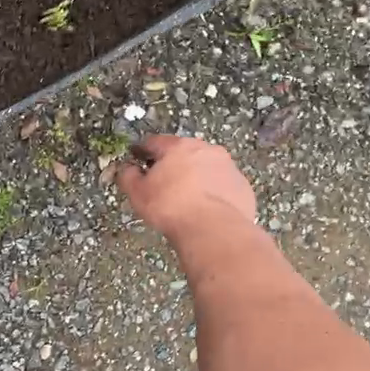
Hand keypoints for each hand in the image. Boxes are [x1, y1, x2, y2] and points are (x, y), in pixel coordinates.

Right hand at [115, 135, 256, 241]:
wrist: (213, 228)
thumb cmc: (169, 205)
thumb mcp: (136, 191)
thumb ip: (127, 175)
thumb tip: (128, 168)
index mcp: (178, 147)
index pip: (154, 142)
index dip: (141, 150)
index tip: (135, 159)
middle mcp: (206, 150)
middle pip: (183, 152)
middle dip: (171, 163)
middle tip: (160, 180)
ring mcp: (228, 166)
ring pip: (204, 166)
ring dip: (193, 175)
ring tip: (183, 196)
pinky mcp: (242, 185)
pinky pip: (220, 183)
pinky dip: (210, 190)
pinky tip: (202, 207)